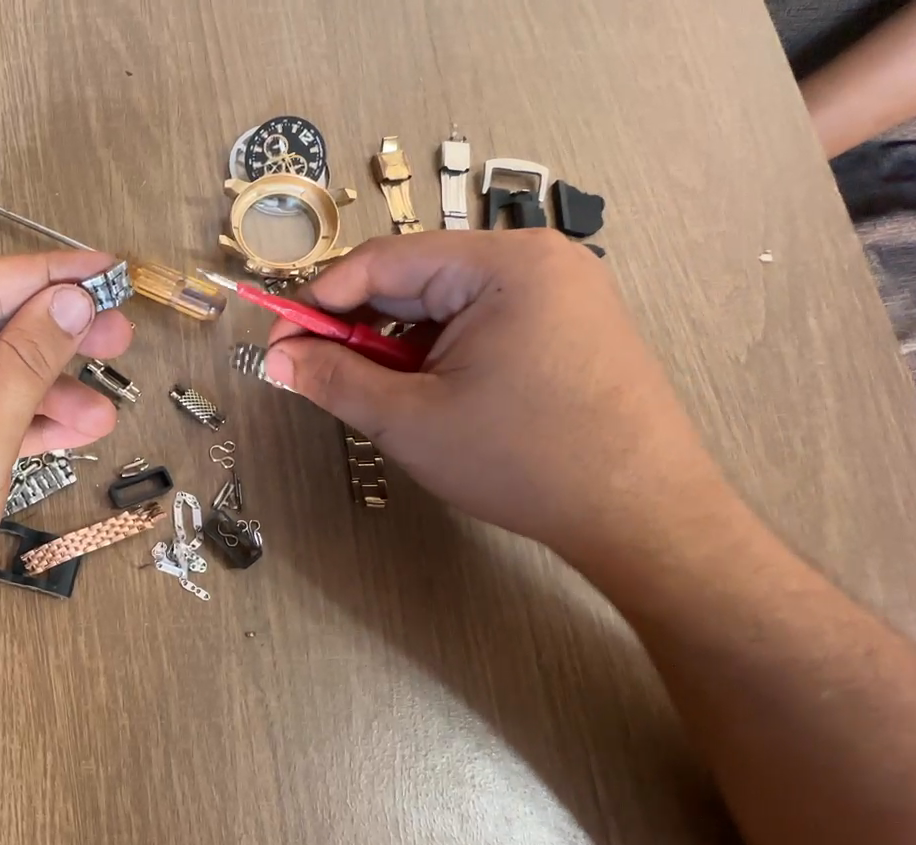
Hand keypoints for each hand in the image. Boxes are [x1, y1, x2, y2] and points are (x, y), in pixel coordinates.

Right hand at [264, 230, 734, 562]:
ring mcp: (555, 295)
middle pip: (410, 281)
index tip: (276, 344)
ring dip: (388, 347)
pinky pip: (472, 327)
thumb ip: (332, 379)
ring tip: (363, 395)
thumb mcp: (407, 418)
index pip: (380, 262)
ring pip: (438, 308)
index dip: (316, 302)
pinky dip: (429, 357)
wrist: (639, 511)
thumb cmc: (521, 458)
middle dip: (352, 328)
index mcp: (501, 264)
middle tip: (309, 374)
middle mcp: (534, 263)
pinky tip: (414, 397)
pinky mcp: (562, 329)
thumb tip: (275, 357)